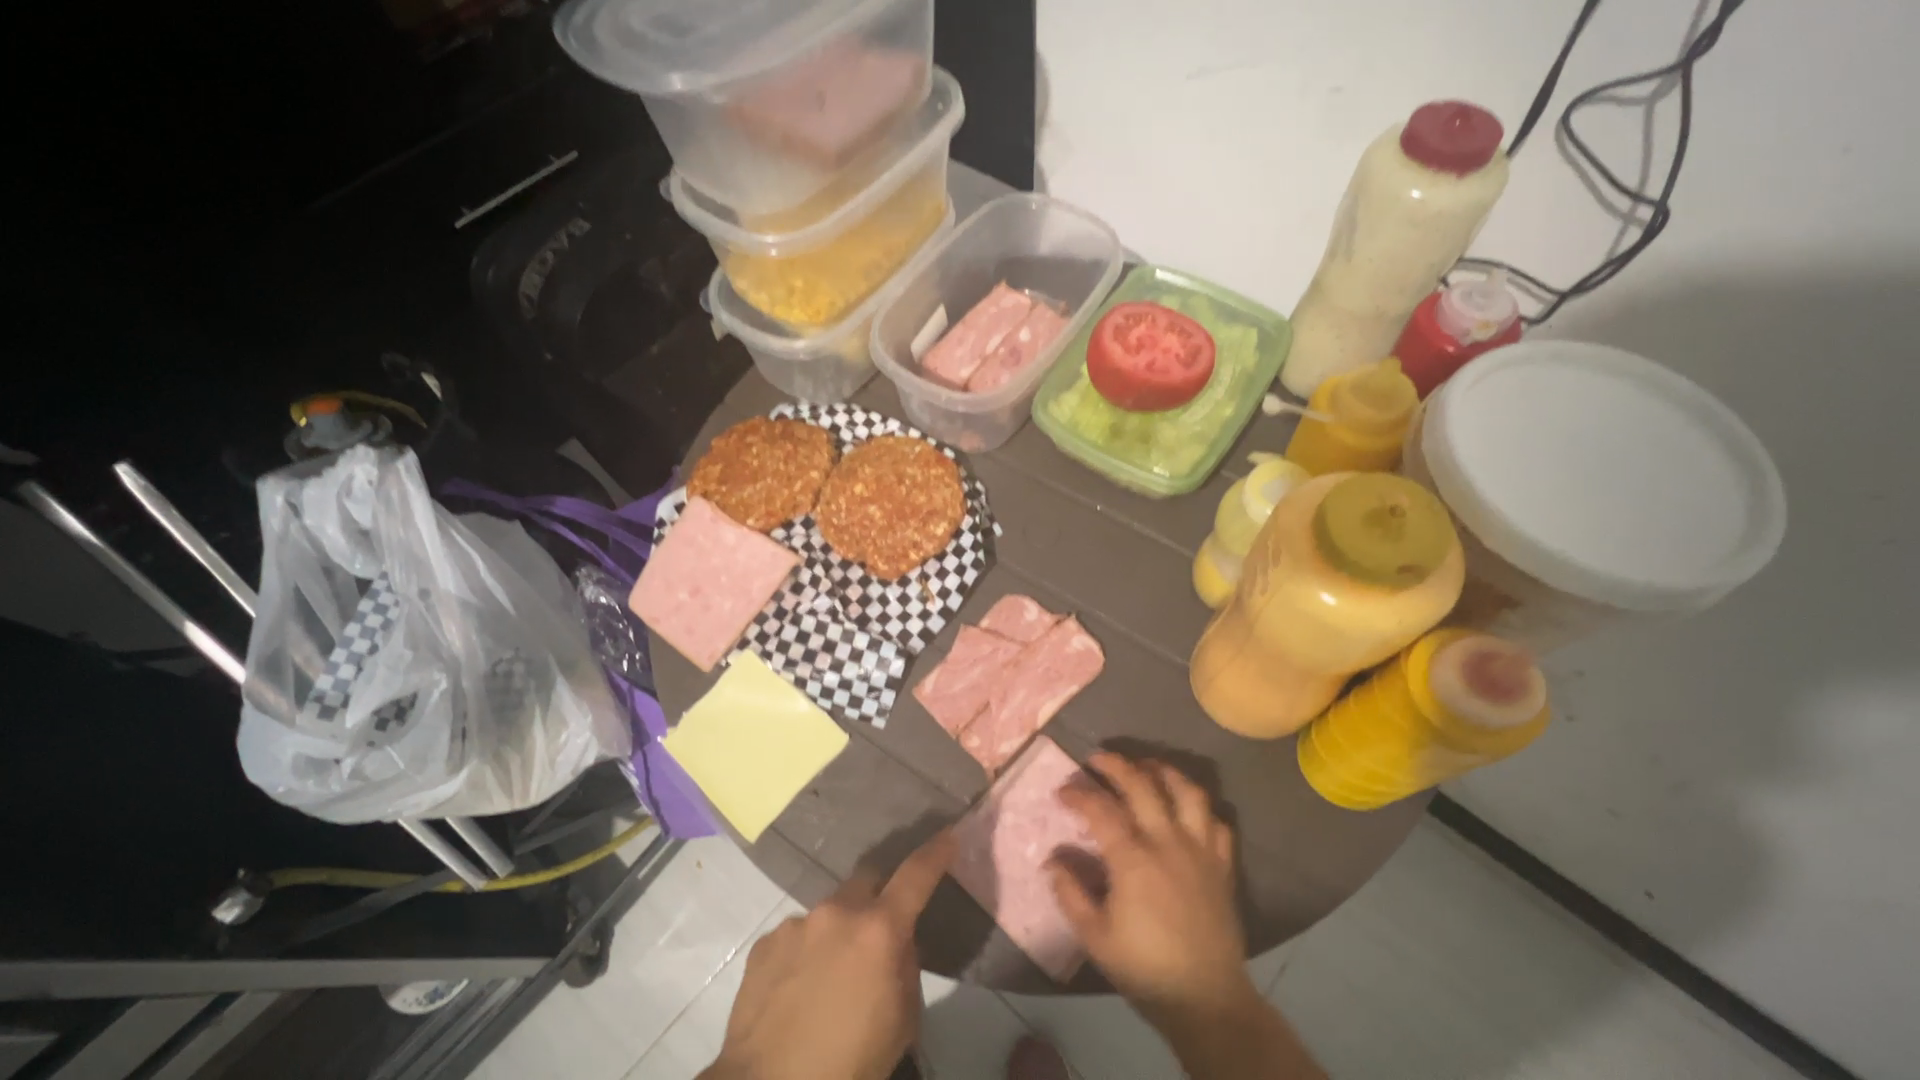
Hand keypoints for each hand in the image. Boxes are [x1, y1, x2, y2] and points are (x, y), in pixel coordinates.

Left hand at [703, 831, 954, 1079]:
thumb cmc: (852, 1059)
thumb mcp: (902, 1019)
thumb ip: (905, 965)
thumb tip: (897, 942)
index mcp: (879, 930)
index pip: (916, 875)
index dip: (936, 852)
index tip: (949, 836)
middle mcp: (836, 913)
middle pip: (866, 880)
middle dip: (878, 898)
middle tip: (879, 933)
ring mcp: (796, 925)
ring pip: (829, 913)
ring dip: (838, 932)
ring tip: (831, 978)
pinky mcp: (764, 944)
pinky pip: (796, 937)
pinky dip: (806, 954)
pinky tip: (799, 990)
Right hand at [1050, 753, 1257, 1022]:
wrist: (1204, 996)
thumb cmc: (1143, 967)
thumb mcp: (1093, 936)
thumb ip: (1070, 893)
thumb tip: (1054, 860)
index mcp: (1133, 859)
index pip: (1101, 810)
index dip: (1079, 794)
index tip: (1062, 791)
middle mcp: (1168, 843)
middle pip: (1143, 785)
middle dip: (1116, 765)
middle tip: (1097, 758)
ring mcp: (1201, 851)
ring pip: (1188, 792)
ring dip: (1164, 772)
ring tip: (1147, 766)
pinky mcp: (1223, 865)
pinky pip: (1217, 822)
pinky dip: (1200, 808)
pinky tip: (1186, 809)